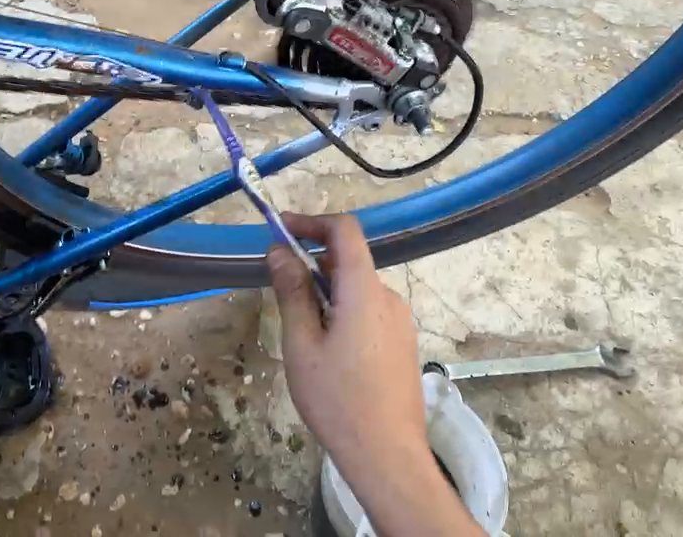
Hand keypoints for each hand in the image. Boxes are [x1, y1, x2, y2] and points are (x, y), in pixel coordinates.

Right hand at [268, 212, 486, 536]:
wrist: (389, 459)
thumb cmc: (338, 401)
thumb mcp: (302, 344)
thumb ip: (292, 291)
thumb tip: (279, 249)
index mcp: (364, 291)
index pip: (344, 231)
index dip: (311, 221)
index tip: (280, 230)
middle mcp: (388, 298)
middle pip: (348, 261)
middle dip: (312, 265)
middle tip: (281, 293)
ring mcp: (400, 322)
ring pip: (356, 289)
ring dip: (327, 293)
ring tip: (303, 334)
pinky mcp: (402, 344)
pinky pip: (368, 311)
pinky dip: (343, 312)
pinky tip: (329, 353)